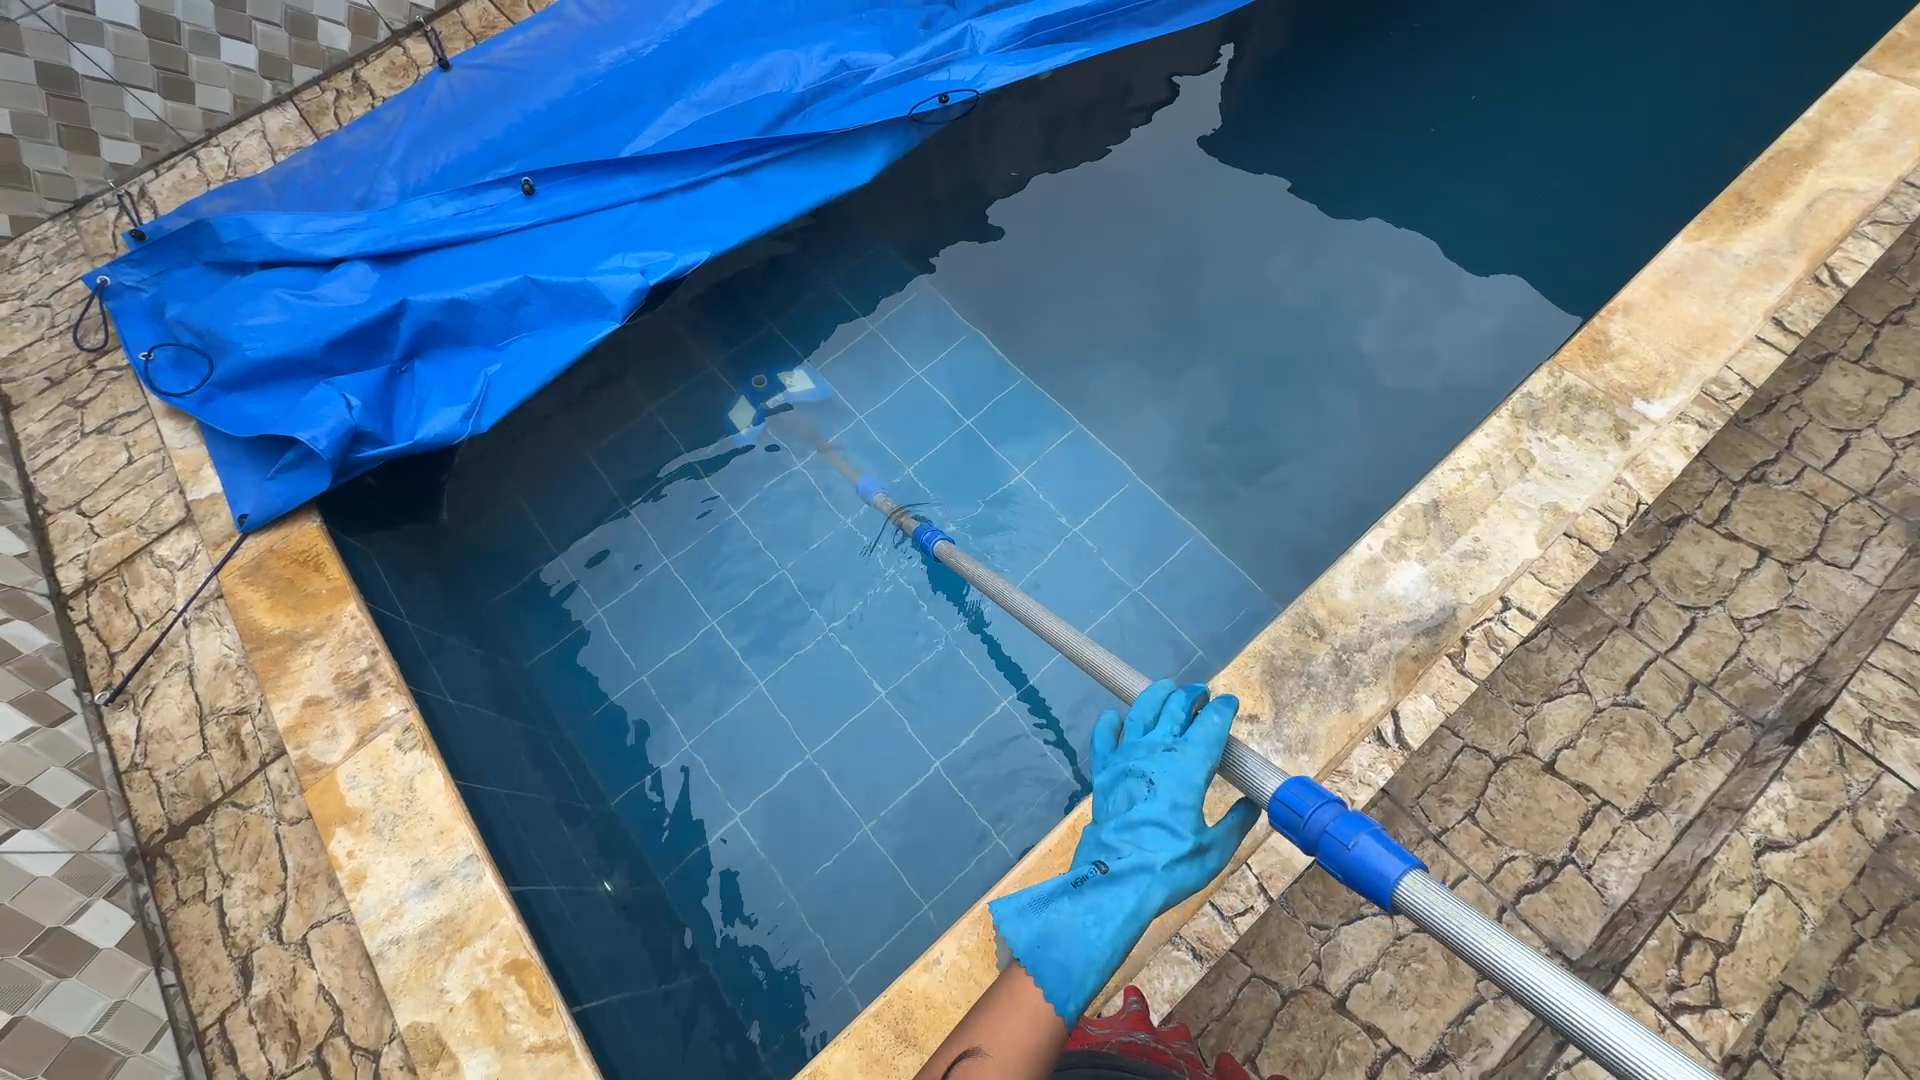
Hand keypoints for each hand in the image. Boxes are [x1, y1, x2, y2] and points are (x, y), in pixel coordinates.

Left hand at [988, 680, 1260, 1023]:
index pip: (1210, 723)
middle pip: (1176, 708)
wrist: (1118, 877)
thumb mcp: (1215, 848)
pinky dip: (1110, 723)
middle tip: (1201, 693)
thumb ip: (1236, 822)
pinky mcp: (1103, 770)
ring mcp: (1126, 757)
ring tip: (1165, 688)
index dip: (1222, 709)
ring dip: (1156, 696)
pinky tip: (1114, 716)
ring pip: (1141, 712)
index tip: (1229, 702)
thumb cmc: (1171, 864)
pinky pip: (1104, 737)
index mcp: (1189, 764)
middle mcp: (1157, 750)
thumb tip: (1251, 805)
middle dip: (1191, 696)